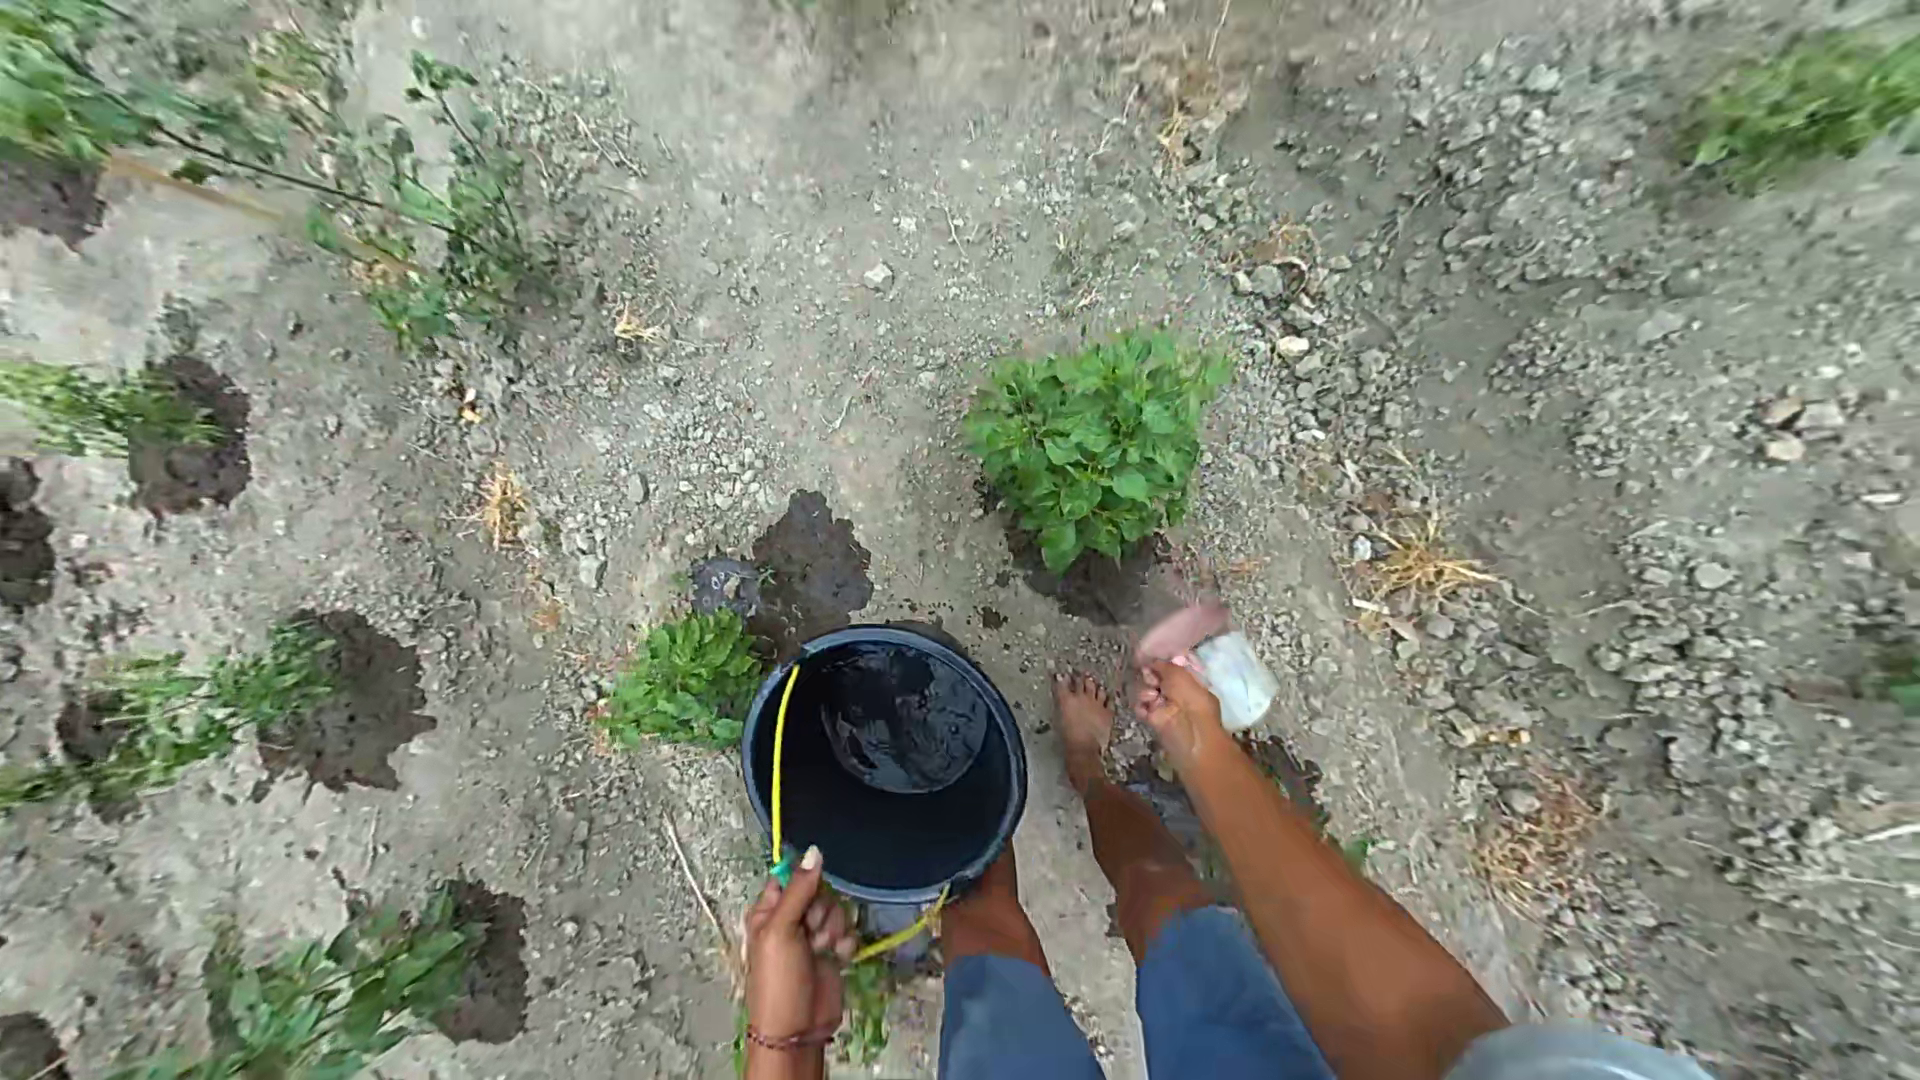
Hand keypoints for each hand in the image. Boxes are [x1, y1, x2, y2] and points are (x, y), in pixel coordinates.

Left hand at [744, 846, 854, 1055]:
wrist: (799, 1032)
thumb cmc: (779, 981)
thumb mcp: (781, 930)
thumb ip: (800, 888)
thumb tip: (814, 850)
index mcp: (769, 911)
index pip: (790, 876)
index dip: (804, 880)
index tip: (810, 892)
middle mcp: (791, 919)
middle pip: (818, 890)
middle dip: (822, 908)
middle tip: (812, 930)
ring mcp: (812, 935)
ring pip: (835, 907)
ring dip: (834, 926)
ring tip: (823, 948)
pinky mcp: (832, 949)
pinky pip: (848, 929)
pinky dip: (845, 941)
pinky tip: (839, 956)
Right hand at [1134, 660, 1228, 773]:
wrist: (1187, 727)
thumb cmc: (1190, 696)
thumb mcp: (1179, 673)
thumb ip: (1163, 665)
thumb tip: (1151, 662)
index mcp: (1188, 681)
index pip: (1168, 669)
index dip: (1158, 664)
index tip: (1150, 661)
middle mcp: (1175, 693)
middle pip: (1153, 678)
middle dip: (1150, 676)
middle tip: (1152, 679)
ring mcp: (1163, 706)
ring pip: (1144, 690)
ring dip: (1145, 691)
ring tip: (1152, 696)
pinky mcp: (1152, 718)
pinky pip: (1139, 706)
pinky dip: (1140, 705)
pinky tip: (1146, 707)